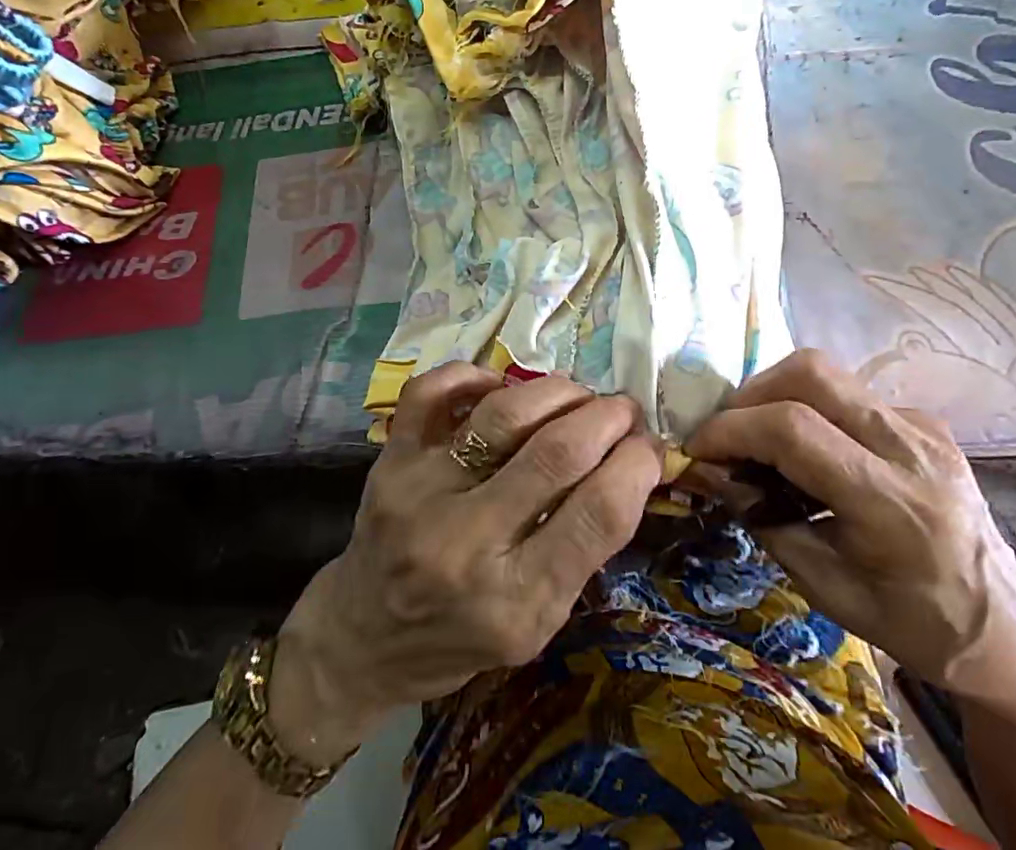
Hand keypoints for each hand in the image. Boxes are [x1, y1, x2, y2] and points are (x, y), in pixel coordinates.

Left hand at [265, 364, 662, 765]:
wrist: (364, 636)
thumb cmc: (458, 638)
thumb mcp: (536, 625)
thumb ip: (581, 551)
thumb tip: (630, 466)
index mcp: (517, 601)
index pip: (599, 513)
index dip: (639, 465)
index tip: (651, 446)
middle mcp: (465, 543)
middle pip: (556, 454)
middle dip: (607, 419)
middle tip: (623, 410)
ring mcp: (420, 493)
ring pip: (501, 415)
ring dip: (556, 392)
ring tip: (577, 395)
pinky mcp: (389, 462)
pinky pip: (430, 394)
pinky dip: (473, 377)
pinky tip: (502, 387)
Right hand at [684, 350, 1015, 700]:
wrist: (1001, 629)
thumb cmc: (907, 619)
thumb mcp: (819, 581)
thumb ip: (758, 516)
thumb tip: (704, 471)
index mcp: (889, 500)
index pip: (792, 428)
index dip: (729, 430)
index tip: (696, 452)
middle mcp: (911, 448)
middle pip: (810, 374)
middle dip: (749, 396)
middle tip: (726, 436)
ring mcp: (924, 428)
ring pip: (827, 374)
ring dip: (774, 396)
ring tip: (756, 440)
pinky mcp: (926, 424)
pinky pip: (848, 393)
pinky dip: (807, 408)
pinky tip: (803, 450)